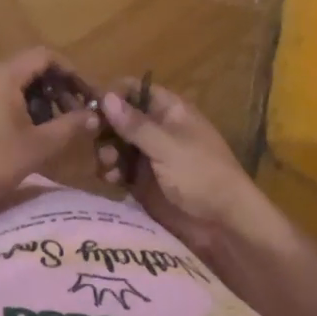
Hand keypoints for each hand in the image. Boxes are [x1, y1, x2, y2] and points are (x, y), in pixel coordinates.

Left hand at [0, 48, 98, 221]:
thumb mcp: (37, 146)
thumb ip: (70, 126)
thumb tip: (95, 115)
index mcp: (2, 72)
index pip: (44, 55)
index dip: (71, 72)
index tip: (87, 95)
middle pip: (27, 67)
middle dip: (55, 88)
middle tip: (74, 115)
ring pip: (10, 82)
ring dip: (36, 99)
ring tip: (52, 127)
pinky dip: (14, 105)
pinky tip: (24, 133)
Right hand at [98, 83, 265, 249]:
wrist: (224, 224)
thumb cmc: (201, 175)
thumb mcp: (168, 146)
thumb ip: (135, 124)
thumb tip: (105, 95)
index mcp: (170, 112)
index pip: (136, 90)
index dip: (114, 94)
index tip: (92, 104)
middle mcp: (158, 130)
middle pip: (122, 118)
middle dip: (106, 126)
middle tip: (92, 136)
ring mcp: (151, 157)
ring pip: (118, 144)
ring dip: (107, 150)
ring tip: (106, 163)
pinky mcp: (145, 183)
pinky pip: (121, 170)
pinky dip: (112, 171)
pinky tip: (110, 179)